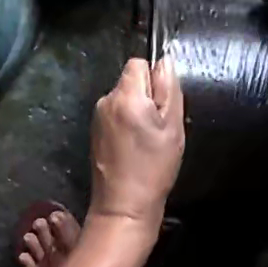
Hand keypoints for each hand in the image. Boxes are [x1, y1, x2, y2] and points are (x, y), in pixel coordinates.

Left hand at [89, 57, 184, 229]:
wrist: (123, 205)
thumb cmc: (153, 167)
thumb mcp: (172, 127)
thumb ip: (169, 89)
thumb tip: (164, 61)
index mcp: (125, 96)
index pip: (138, 63)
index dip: (155, 79)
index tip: (162, 105)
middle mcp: (106, 101)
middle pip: (130, 81)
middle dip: (146, 96)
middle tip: (158, 127)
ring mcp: (97, 117)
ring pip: (124, 99)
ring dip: (136, 111)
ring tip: (147, 141)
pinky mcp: (94, 131)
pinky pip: (115, 115)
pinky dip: (126, 124)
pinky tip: (134, 148)